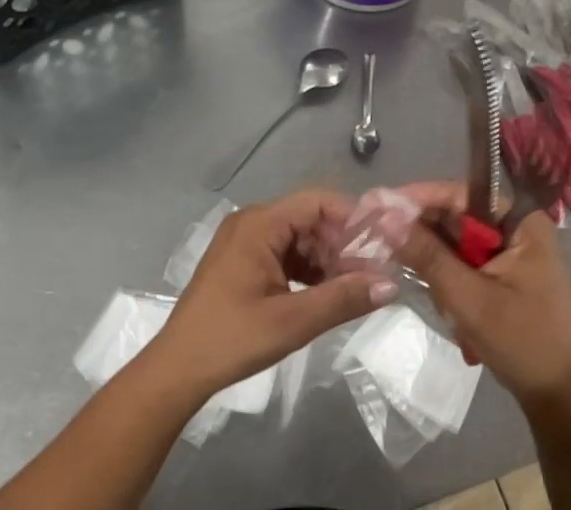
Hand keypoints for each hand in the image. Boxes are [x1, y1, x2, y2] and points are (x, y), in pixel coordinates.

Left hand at [147, 190, 398, 396]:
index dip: (353, 219)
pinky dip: (307, 271)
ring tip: (356, 288)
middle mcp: (251, 223)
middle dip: (342, 244)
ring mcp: (244, 243)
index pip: (318, 202)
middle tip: (375, 274)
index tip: (384, 244)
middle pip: (309, 220)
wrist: (179, 367)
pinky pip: (283, 255)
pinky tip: (327, 294)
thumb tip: (391, 284)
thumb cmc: (233, 337)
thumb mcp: (293, 320)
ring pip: (298, 239)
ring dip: (327, 260)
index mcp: (259, 224)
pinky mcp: (242, 264)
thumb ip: (343, 299)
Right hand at [392, 181, 570, 409]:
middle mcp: (516, 228)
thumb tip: (384, 217)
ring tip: (397, 263)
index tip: (377, 205)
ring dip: (430, 255)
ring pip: (455, 239)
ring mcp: (510, 252)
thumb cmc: (522, 341)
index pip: (460, 193)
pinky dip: (444, 273)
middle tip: (376, 237)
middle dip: (419, 229)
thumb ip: (427, 255)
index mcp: (521, 222)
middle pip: (455, 214)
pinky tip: (429, 289)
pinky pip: (464, 261)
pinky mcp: (502, 275)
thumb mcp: (468, 297)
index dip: (417, 197)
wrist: (560, 396)